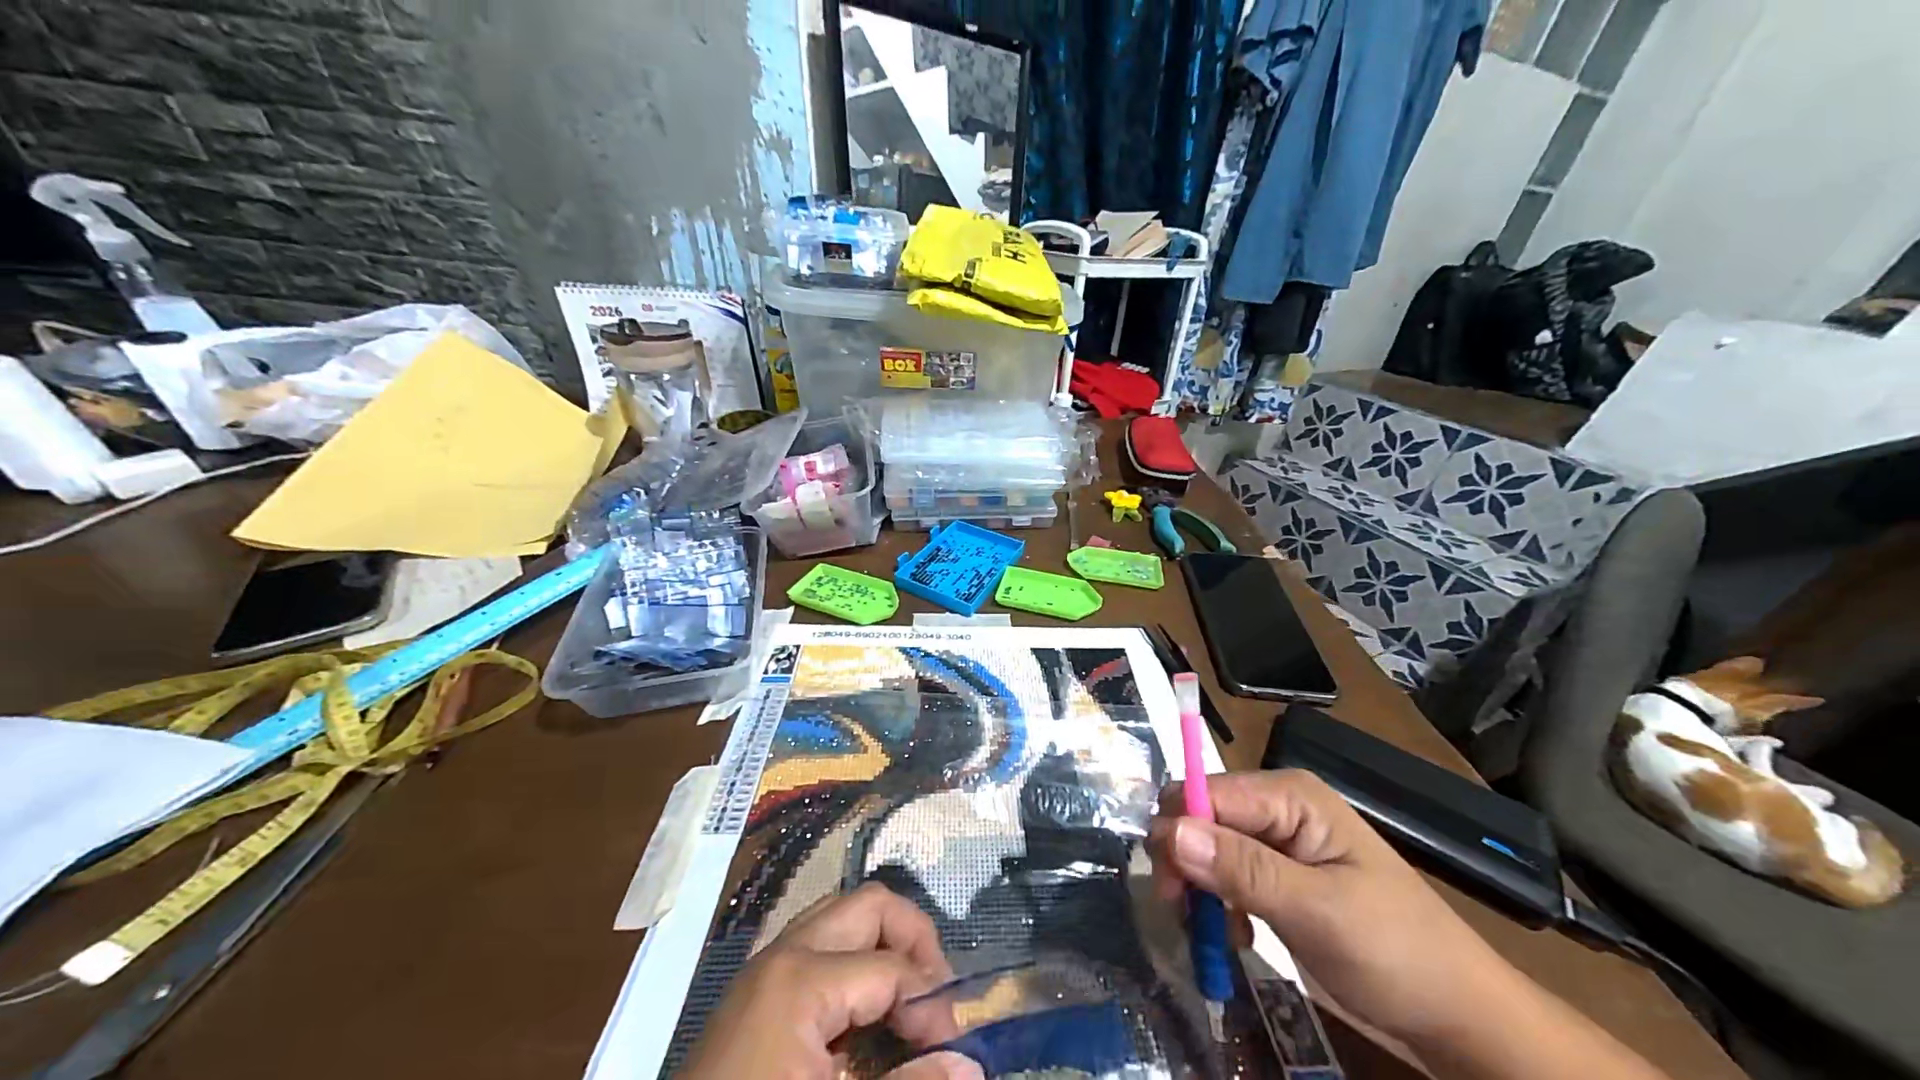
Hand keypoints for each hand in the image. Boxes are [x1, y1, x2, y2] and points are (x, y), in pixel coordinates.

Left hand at [680, 882, 984, 1079]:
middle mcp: (785, 952)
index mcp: (803, 976)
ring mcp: (766, 965)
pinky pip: (819, 945)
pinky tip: (865, 1016)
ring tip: (906, 1002)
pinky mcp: (758, 988)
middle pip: (869, 906)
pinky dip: (854, 962)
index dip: (934, 1006)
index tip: (954, 1051)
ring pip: (843, 917)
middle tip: (936, 1001)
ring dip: (883, 947)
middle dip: (914, 942)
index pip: (894, 967)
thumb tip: (973, 1067)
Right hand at [1148, 769, 1519, 1045]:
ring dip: (1197, 887)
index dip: (1177, 832)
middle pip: (1199, 817)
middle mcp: (1277, 807)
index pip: (1205, 793)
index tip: (1169, 889)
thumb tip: (1168, 831)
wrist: (1456, 1014)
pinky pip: (1222, 874)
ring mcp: (1276, 842)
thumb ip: (1243, 869)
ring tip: (1210, 931)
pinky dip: (1216, 903)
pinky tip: (1232, 933)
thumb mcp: (1318, 910)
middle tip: (1184, 914)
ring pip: (1204, 847)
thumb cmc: (1396, 952)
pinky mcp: (1275, 875)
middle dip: (1184, 861)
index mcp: (1290, 795)